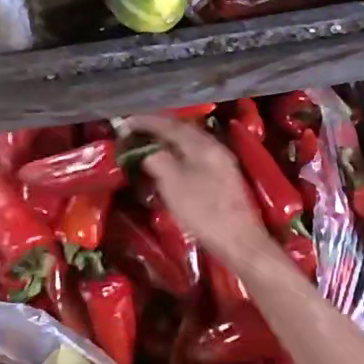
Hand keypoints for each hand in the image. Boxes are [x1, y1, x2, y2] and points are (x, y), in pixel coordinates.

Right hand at [127, 114, 277, 267]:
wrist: (240, 241)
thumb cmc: (204, 212)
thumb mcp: (173, 184)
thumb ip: (157, 160)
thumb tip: (146, 150)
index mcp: (202, 145)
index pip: (170, 125)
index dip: (145, 122)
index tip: (124, 123)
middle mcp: (215, 147)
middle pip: (182, 130)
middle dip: (157, 128)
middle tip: (134, 131)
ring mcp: (222, 163)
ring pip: (189, 143)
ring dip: (167, 141)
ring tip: (147, 145)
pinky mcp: (224, 178)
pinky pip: (194, 155)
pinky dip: (177, 154)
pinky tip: (169, 163)